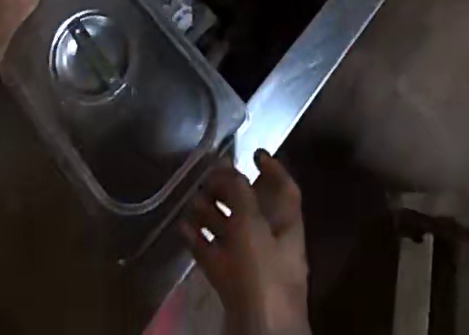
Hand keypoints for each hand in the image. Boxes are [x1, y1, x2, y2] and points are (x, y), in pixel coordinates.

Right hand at [181, 152, 308, 334]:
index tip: (253, 151)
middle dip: (230, 189)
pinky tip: (182, 228)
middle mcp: (272, 243)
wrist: (260, 334)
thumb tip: (229, 169)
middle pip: (252, 208)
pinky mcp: (231, 284)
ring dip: (211, 213)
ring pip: (231, 231)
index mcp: (286, 226)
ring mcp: (251, 265)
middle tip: (207, 176)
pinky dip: (199, 240)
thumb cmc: (263, 272)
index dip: (272, 168)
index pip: (285, 189)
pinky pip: (214, 255)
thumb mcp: (252, 224)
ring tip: (190, 199)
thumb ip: (241, 192)